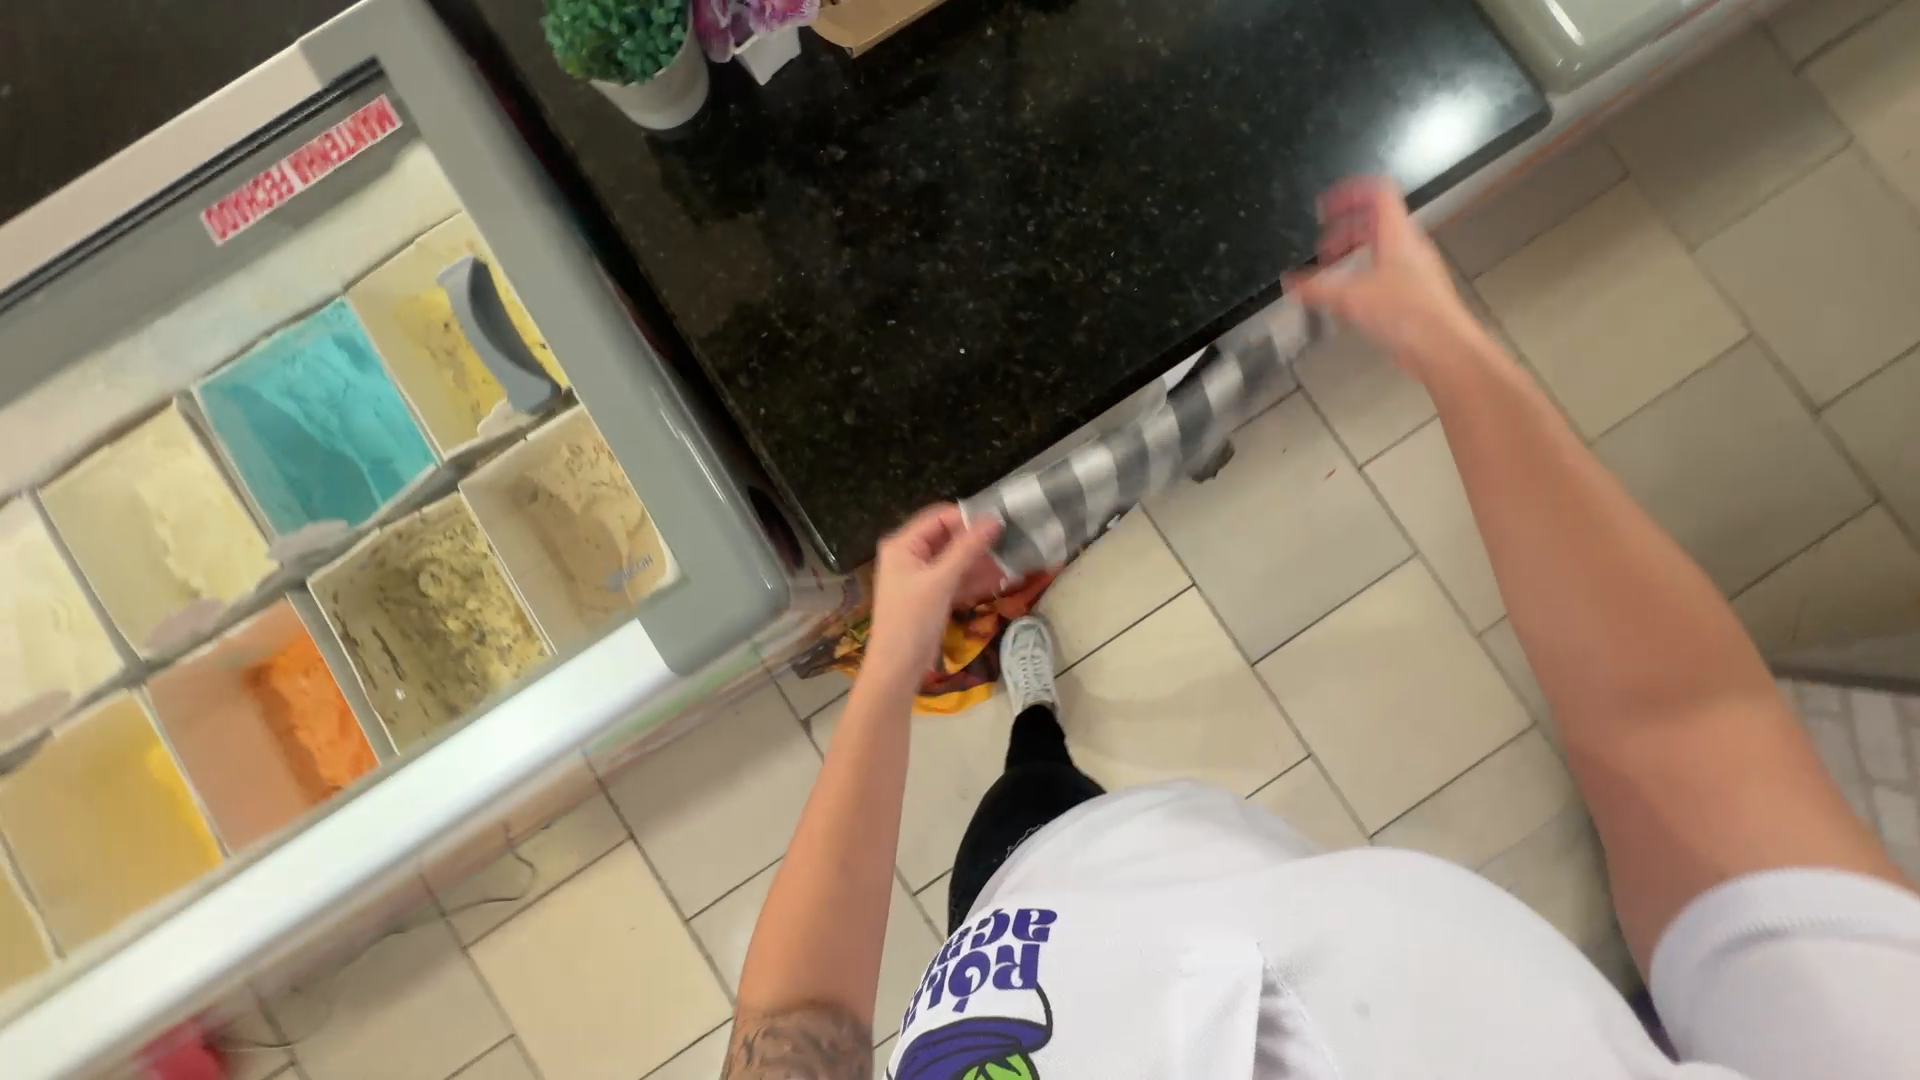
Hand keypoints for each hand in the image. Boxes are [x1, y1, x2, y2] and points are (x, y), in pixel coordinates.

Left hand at [864, 505, 1004, 681]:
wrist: (897, 668)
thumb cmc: (912, 620)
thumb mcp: (940, 581)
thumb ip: (967, 549)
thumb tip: (993, 521)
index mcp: (902, 545)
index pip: (939, 518)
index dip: (968, 518)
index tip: (1000, 523)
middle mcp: (909, 555)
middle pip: (948, 538)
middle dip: (977, 543)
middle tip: (1010, 544)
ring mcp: (920, 577)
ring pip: (955, 561)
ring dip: (980, 563)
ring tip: (1011, 565)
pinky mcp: (930, 596)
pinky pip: (955, 580)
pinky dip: (973, 581)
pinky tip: (999, 582)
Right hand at [1285, 178, 1491, 380]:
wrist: (1442, 346)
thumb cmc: (1405, 314)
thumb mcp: (1350, 298)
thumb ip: (1315, 289)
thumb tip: (1290, 285)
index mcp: (1396, 235)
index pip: (1377, 193)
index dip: (1349, 193)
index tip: (1324, 208)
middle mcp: (1408, 246)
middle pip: (1376, 220)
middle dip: (1344, 229)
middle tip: (1322, 249)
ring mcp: (1413, 268)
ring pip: (1380, 246)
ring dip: (1352, 253)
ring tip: (1331, 273)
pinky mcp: (1413, 291)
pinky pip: (1384, 270)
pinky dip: (1362, 274)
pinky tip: (1348, 298)